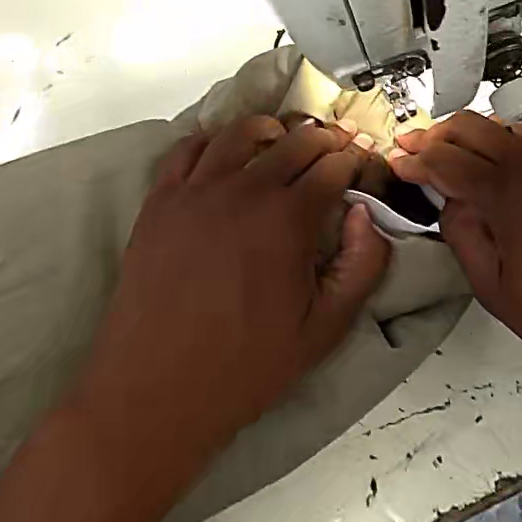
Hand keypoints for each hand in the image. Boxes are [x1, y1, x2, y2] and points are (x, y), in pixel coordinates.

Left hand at [73, 116, 390, 483]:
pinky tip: (224, 154)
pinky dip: (213, 140)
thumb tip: (365, 213)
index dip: (355, 160)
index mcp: (289, 219)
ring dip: (271, 130)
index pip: (333, 165)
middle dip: (324, 140)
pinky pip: (187, 150)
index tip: (362, 165)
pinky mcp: (160, 203)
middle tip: (335, 149)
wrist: (155, 391)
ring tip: (282, 139)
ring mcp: (196, 193)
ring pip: (241, 134)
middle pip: (294, 142)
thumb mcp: (328, 326)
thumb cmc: (248, 363)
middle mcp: (245, 192)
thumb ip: (363, 263)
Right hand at [388, 112, 521, 401]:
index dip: (416, 160)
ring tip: (463, 146)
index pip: (446, 160)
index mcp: (508, 195)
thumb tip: (449, 202)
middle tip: (419, 148)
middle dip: (438, 134)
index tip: (400, 163)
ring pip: (513, 117)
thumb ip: (463, 235)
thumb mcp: (495, 288)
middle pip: (475, 125)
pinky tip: (514, 150)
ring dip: (481, 126)